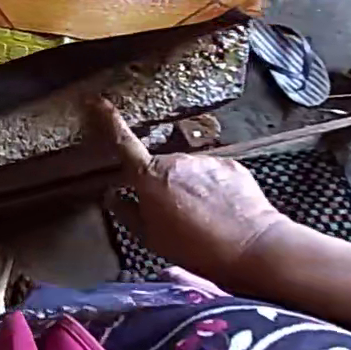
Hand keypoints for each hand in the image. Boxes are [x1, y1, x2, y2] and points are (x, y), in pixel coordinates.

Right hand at [82, 97, 293, 281]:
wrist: (253, 248)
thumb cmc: (194, 247)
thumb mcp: (149, 238)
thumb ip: (126, 212)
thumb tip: (113, 195)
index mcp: (148, 176)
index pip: (122, 141)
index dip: (108, 119)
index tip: (97, 101)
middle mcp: (175, 160)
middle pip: (158, 166)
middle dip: (159, 183)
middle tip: (170, 213)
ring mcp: (205, 161)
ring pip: (186, 170)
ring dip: (187, 187)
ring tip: (200, 217)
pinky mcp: (231, 166)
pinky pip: (211, 174)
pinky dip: (211, 189)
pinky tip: (221, 211)